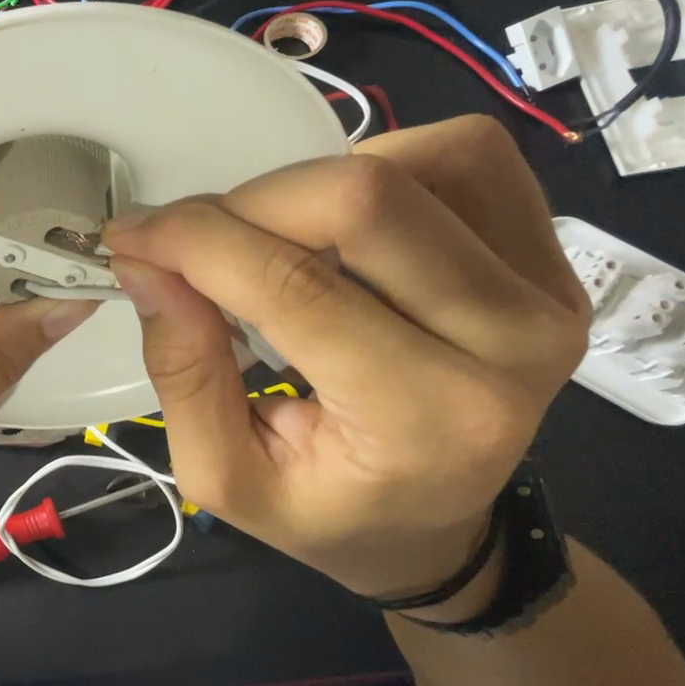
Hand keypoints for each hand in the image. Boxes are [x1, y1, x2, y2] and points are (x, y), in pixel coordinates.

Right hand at [102, 116, 589, 596]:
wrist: (434, 528)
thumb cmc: (325, 512)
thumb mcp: (222, 474)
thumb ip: (183, 371)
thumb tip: (146, 263)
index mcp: (423, 415)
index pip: (294, 284)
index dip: (195, 241)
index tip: (129, 235)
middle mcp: (510, 341)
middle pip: (365, 200)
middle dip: (248, 203)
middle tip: (197, 242)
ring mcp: (548, 289)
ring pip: (424, 160)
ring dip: (315, 182)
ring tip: (270, 238)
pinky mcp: (555, 257)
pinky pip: (467, 157)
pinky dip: (383, 164)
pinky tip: (336, 221)